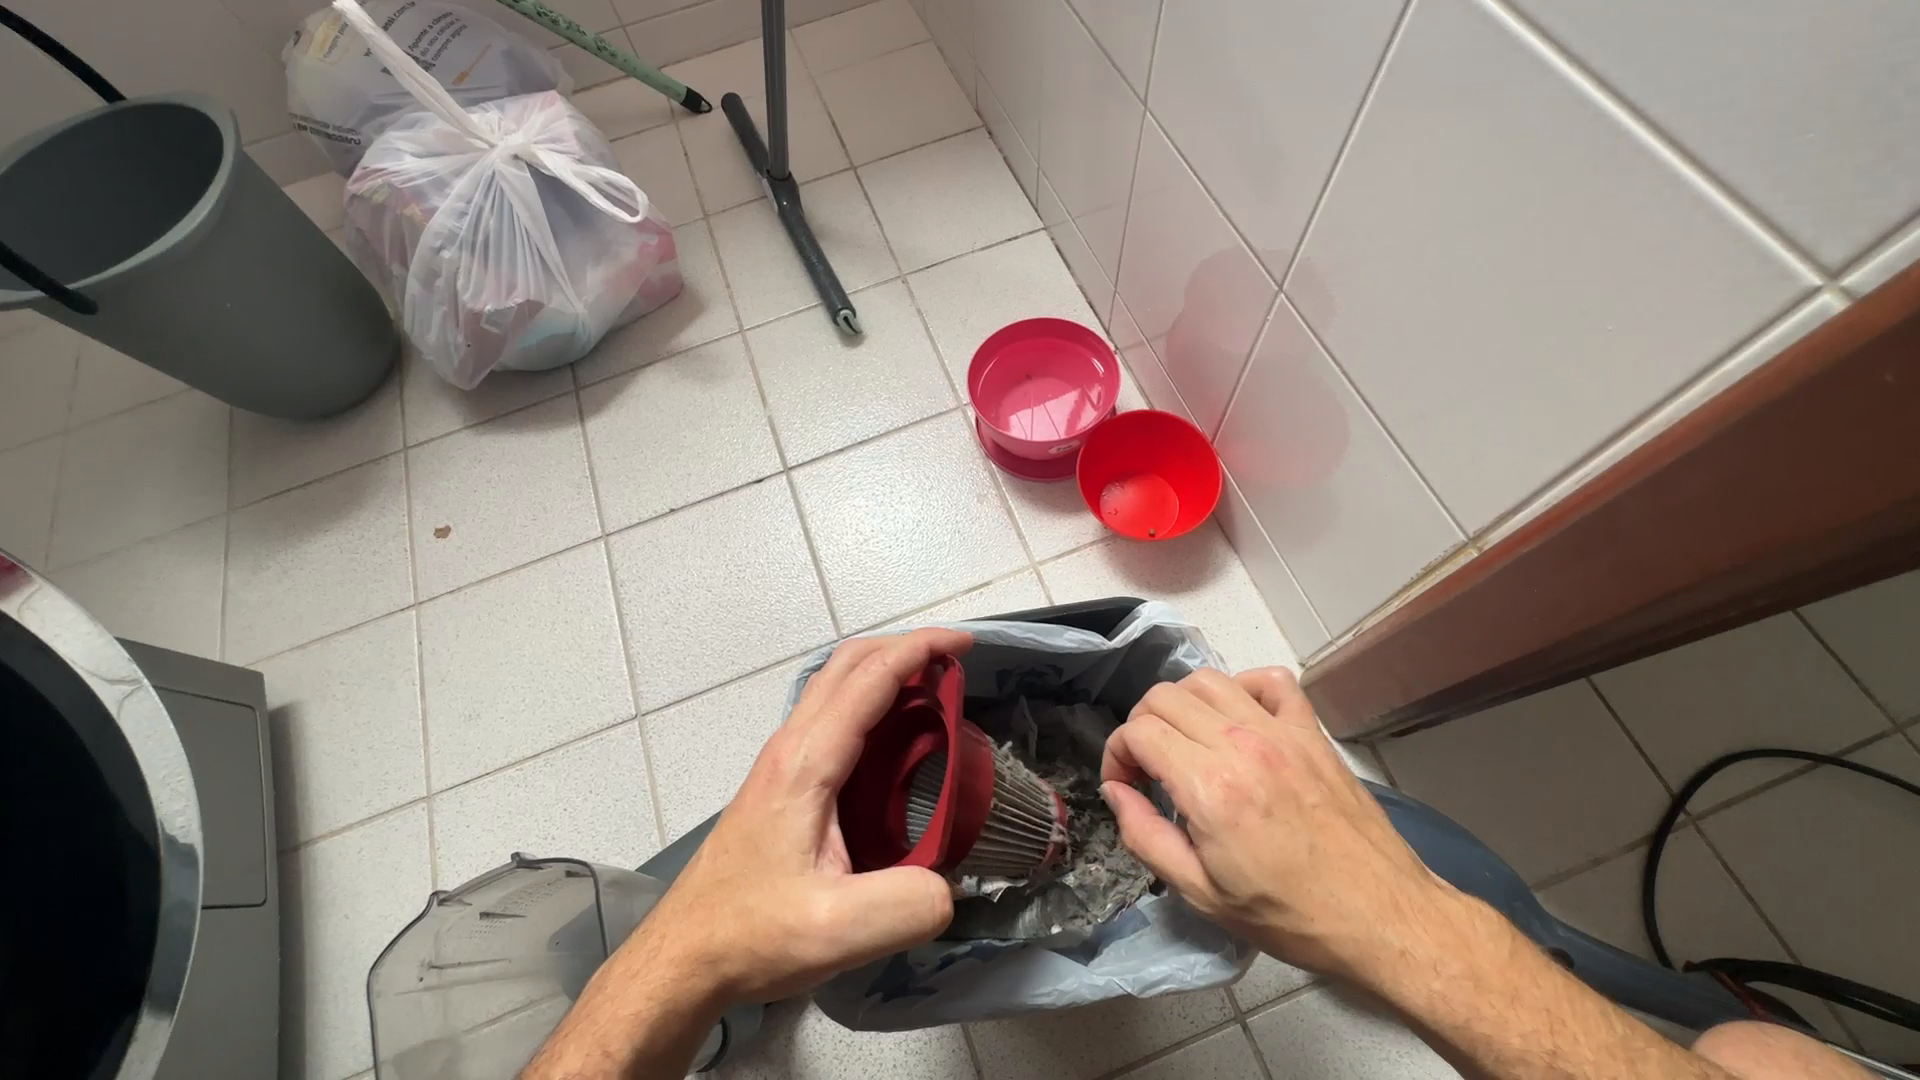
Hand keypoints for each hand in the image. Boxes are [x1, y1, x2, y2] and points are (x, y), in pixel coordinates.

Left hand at [628, 628, 968, 1005]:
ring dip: (885, 670)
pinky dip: (871, 702)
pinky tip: (895, 740)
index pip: (870, 678)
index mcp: (808, 762)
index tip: (967, 642)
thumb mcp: (838, 931)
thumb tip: (950, 884)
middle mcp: (792, 746)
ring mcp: (782, 762)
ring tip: (934, 691)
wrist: (683, 957)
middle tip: (955, 658)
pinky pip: (831, 717)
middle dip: (904, 646)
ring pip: (835, 686)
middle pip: (848, 664)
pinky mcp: (782, 783)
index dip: (920, 649)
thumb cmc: (753, 934)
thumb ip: (908, 904)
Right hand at [1099, 667, 1450, 982]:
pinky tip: (1237, 719)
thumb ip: (1145, 836)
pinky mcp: (1312, 732)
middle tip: (1148, 767)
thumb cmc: (1289, 914)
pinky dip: (1243, 686)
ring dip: (1182, 704)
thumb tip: (1116, 792)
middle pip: (1165, 697)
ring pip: (1208, 680)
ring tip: (1186, 742)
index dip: (1116, 753)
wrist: (1381, 918)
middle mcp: (1241, 744)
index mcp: (1209, 787)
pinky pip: (1270, 680)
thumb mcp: (1201, 894)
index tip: (1123, 784)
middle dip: (1141, 726)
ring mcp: (1281, 732)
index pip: (1139, 731)